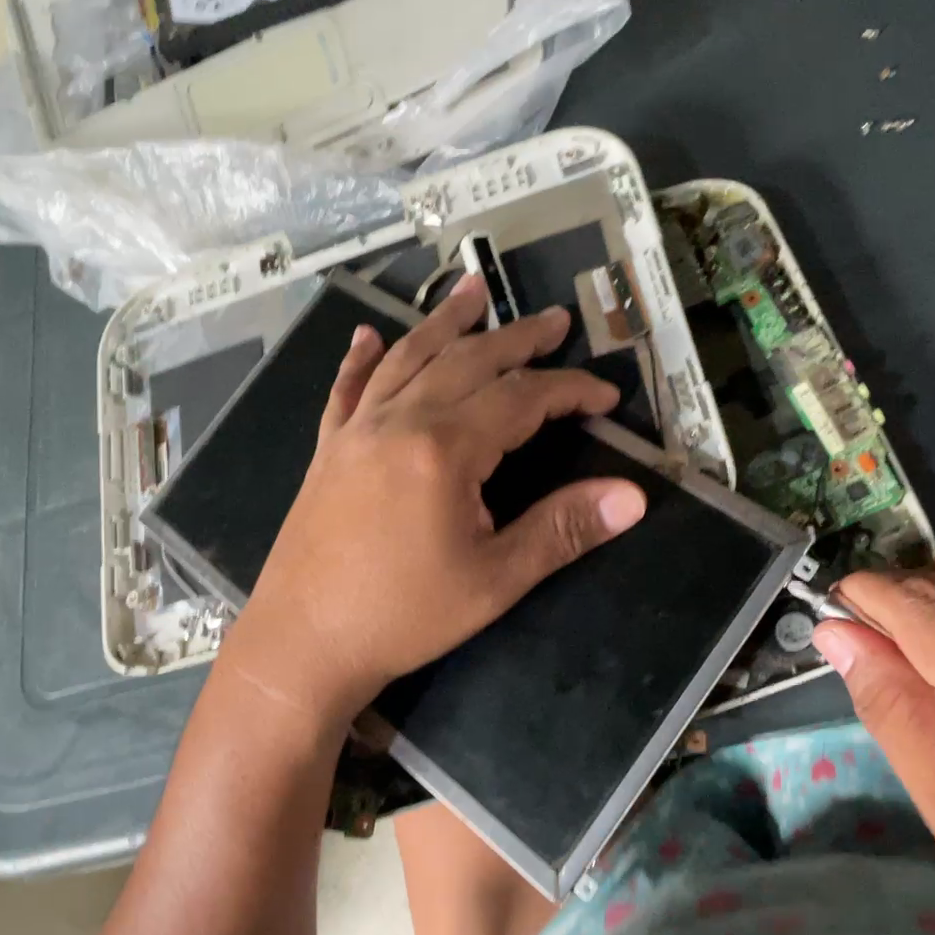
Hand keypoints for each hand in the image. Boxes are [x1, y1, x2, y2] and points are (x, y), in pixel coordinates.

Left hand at [217, 274, 646, 729]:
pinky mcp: (327, 450)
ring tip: (474, 291)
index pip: (521, 398)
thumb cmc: (403, 616)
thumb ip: (562, 530)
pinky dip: (361, 358)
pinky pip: (347, 389)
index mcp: (444, 448)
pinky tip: (367, 336)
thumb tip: (632, 497)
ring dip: (445, 323)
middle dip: (517, 339)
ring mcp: (356, 431)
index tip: (606, 395)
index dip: (569, 391)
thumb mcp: (494, 580)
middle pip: (467, 361)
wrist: (302, 643)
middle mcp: (398, 421)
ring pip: (408, 359)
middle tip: (554, 322)